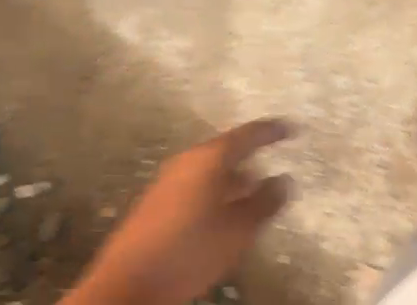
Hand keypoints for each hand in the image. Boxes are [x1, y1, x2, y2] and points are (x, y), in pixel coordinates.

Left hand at [63, 119, 295, 304]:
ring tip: (252, 193)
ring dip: (232, 179)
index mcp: (209, 158)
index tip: (292, 129)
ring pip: (209, 171)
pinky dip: (214, 193)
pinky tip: (221, 215)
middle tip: (272, 163)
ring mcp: (167, 182)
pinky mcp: (154, 205)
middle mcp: (187, 162)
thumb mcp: (238, 230)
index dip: (273, 131)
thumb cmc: (188, 252)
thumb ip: (265, 202)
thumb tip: (284, 180)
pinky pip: (195, 187)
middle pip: (226, 150)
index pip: (249, 134)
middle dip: (251, 157)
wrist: (124, 288)